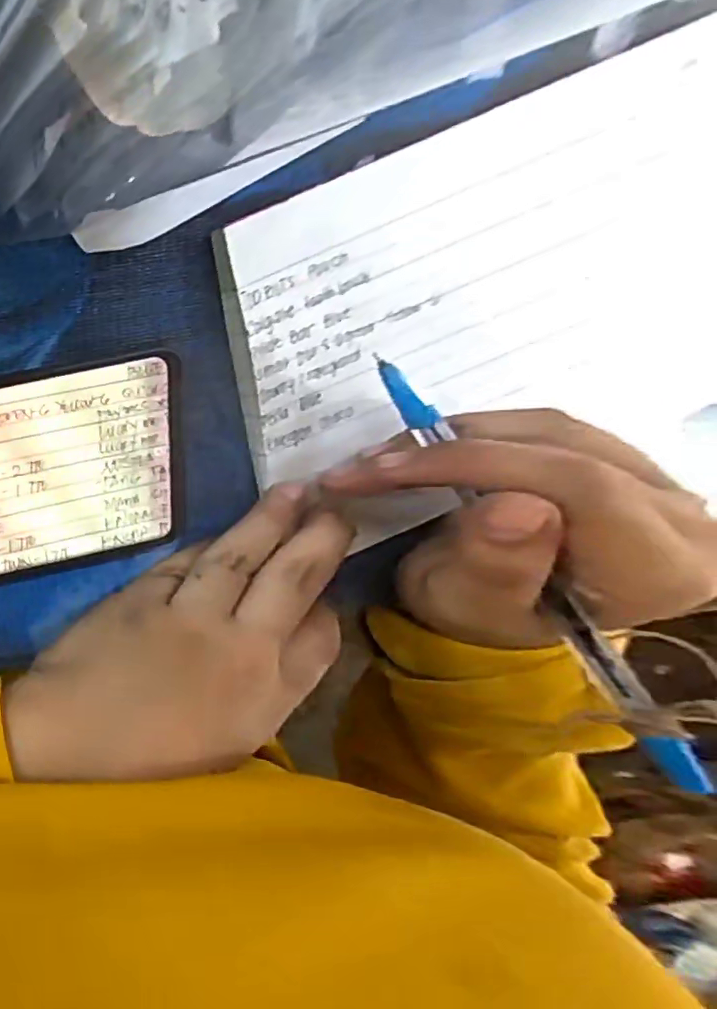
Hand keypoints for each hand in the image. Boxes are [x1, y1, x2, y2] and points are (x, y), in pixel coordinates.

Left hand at [3, 485, 352, 782]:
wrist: (73, 729)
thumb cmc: (148, 751)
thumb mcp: (229, 740)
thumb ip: (266, 690)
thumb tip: (286, 640)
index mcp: (268, 695)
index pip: (321, 636)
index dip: (329, 603)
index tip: (334, 576)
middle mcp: (240, 648)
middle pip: (291, 581)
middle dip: (318, 539)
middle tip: (336, 506)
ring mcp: (189, 616)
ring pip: (238, 558)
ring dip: (267, 521)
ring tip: (294, 492)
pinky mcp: (142, 595)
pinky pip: (184, 562)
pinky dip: (207, 545)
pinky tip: (222, 532)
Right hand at [321, 409, 716, 644]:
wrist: (491, 612)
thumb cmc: (474, 618)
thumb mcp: (466, 606)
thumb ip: (494, 566)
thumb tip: (513, 506)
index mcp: (655, 566)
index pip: (576, 484)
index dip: (473, 464)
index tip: (380, 472)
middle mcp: (682, 519)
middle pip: (563, 449)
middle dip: (451, 448)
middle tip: (366, 464)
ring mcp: (659, 484)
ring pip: (553, 430)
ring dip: (457, 435)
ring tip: (390, 457)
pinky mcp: (622, 464)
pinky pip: (547, 430)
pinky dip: (475, 432)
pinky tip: (428, 451)